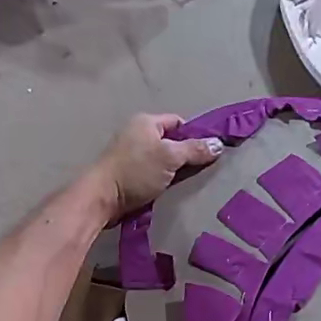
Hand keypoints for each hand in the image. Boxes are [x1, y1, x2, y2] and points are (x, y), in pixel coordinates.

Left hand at [91, 114, 223, 218]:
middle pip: (171, 142)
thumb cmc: (136, 171)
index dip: (194, 135)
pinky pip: (153, 173)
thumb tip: (219, 144)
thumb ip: (195, 150)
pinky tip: (169, 189)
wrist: (102, 198)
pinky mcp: (128, 173)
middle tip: (199, 170)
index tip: (206, 152)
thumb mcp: (170, 157)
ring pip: (163, 159)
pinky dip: (163, 179)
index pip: (178, 123)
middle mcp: (137, 134)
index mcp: (146, 122)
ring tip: (186, 182)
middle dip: (186, 155)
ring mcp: (131, 155)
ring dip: (174, 170)